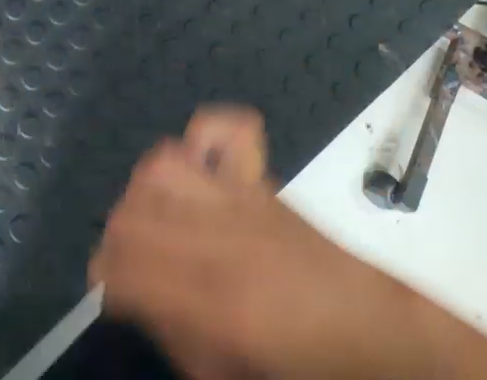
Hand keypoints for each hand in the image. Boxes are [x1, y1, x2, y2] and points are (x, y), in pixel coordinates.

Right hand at [90, 108, 459, 379]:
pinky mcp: (261, 182)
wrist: (382, 335)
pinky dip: (201, 136)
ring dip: (143, 194)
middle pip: (130, 217)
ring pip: (158, 168)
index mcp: (219, 302)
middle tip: (127, 266)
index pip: (125, 271)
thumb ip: (176, 336)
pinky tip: (196, 164)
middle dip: (114, 243)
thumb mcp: (233, 369)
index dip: (104, 282)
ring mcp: (244, 202)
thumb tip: (134, 303)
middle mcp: (224, 241)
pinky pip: (224, 131)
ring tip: (155, 218)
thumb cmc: (309, 363)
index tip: (111, 295)